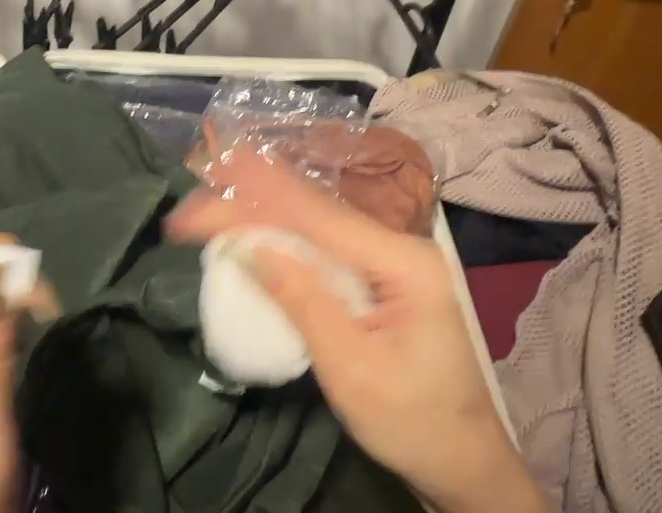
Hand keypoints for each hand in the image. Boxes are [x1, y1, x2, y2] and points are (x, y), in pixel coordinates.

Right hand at [167, 157, 543, 512]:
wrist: (466, 466)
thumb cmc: (413, 423)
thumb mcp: (352, 368)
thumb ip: (302, 300)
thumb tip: (247, 245)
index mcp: (403, 261)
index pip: (314, 218)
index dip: (252, 203)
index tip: (201, 196)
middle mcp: (398, 247)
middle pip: (313, 213)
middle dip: (251, 199)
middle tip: (195, 194)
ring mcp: (391, 262)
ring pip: (316, 226)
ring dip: (262, 212)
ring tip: (212, 197)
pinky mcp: (380, 280)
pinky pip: (324, 249)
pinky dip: (282, 237)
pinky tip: (253, 223)